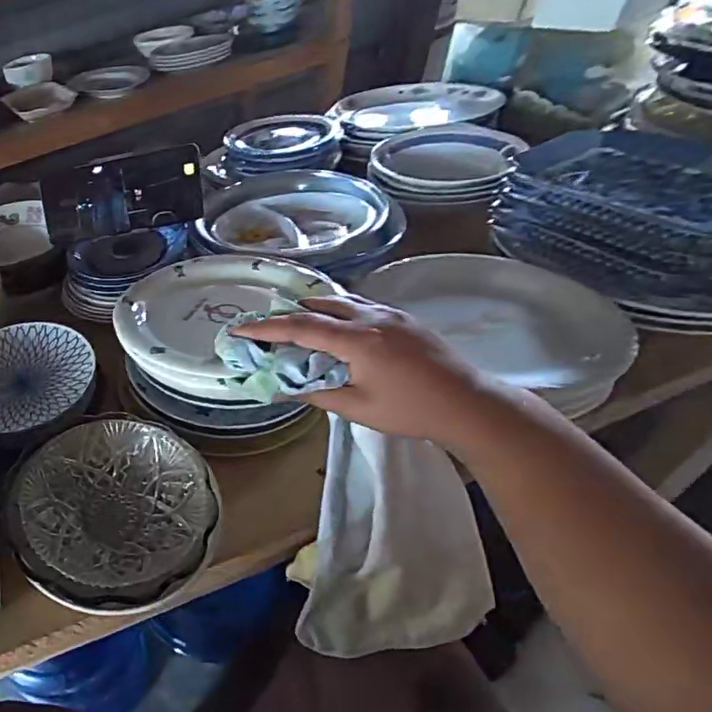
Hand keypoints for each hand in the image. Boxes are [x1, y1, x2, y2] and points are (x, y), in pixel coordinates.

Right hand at [230, 295, 524, 447]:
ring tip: (294, 322)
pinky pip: (360, 306)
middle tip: (264, 326)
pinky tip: (335, 327)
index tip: (239, 329)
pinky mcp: (405, 320)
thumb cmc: (412, 411)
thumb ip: (317, 394)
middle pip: (318, 305)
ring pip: (341, 301)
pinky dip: (337, 312)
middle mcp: (372, 318)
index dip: (265, 328)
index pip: (300, 327)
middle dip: (287, 313)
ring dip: (313, 309)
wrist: (472, 405)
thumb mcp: (357, 408)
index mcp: (358, 340)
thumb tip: (284, 388)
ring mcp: (391, 316)